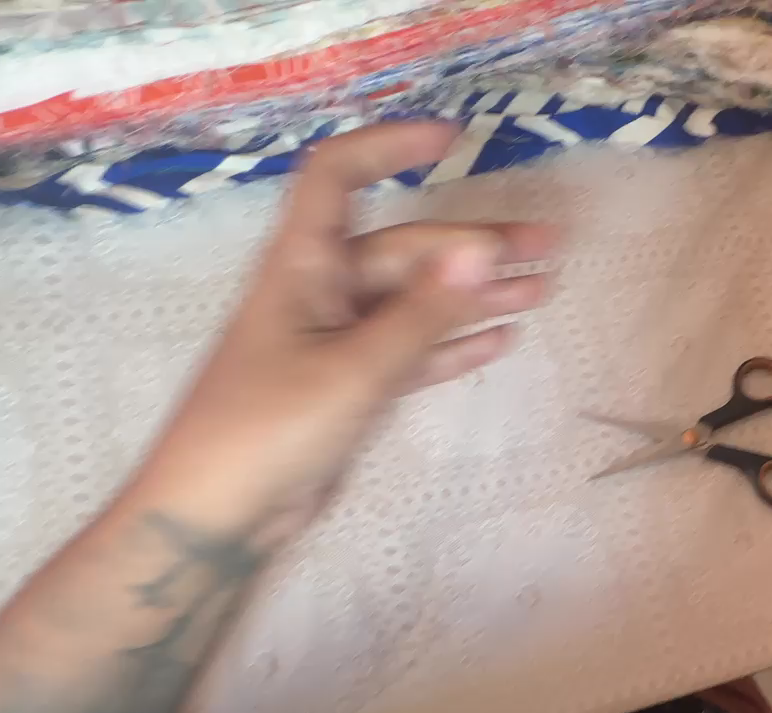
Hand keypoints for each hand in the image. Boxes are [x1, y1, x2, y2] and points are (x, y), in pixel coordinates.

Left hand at [129, 122, 557, 544]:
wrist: (223, 511)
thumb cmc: (271, 428)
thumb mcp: (355, 367)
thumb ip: (422, 312)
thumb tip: (484, 252)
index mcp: (304, 267)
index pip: (339, 177)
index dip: (390, 148)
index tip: (454, 140)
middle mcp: (325, 292)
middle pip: (408, 251)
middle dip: (477, 247)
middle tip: (548, 249)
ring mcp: (343, 341)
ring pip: (421, 305)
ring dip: (479, 296)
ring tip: (543, 290)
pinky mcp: (358, 385)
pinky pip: (417, 354)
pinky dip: (456, 346)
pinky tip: (500, 340)